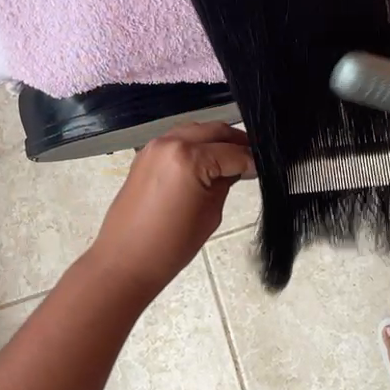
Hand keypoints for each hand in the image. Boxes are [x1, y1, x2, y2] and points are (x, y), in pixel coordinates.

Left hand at [85, 123, 254, 298]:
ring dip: (215, 139)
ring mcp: (155, 145)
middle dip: (236, 141)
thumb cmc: (171, 245)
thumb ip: (224, 182)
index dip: (252, 160)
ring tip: (233, 157)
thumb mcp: (210, 213)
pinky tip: (208, 159)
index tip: (264, 168)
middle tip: (253, 156)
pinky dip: (195, 143)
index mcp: (189, 158)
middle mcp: (171, 143)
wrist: (125, 259)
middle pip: (214, 130)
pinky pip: (177, 138)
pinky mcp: (145, 153)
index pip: (232, 152)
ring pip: (195, 130)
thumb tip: (236, 168)